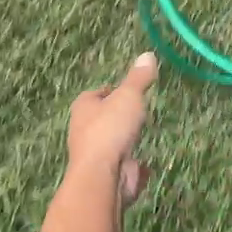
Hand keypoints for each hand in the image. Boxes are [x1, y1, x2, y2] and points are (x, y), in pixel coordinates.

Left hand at [66, 52, 159, 205]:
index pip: (96, 93)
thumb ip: (139, 78)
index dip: (112, 90)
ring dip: (124, 140)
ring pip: (111, 141)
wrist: (103, 176)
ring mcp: (94, 154)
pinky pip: (122, 164)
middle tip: (138, 110)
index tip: (129, 91)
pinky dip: (132, 165)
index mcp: (83, 107)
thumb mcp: (129, 95)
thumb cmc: (111, 128)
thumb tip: (148, 54)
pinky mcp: (106, 174)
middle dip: (118, 116)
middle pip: (103, 117)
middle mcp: (83, 130)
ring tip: (143, 134)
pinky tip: (145, 163)